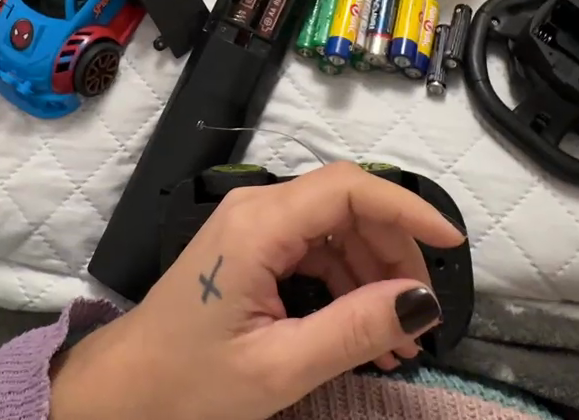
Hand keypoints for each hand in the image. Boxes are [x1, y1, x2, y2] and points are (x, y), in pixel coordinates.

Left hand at [51, 163, 464, 419]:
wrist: (125, 390)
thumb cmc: (191, 383)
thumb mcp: (280, 366)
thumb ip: (353, 329)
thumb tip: (422, 302)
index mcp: (259, 224)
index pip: (348, 188)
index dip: (406, 206)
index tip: (453, 244)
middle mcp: (257, 207)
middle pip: (346, 206)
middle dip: (393, 255)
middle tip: (421, 321)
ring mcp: (252, 223)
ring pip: (335, 228)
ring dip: (373, 276)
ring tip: (399, 344)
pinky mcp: (251, 244)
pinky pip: (313, 248)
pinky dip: (346, 284)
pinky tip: (366, 332)